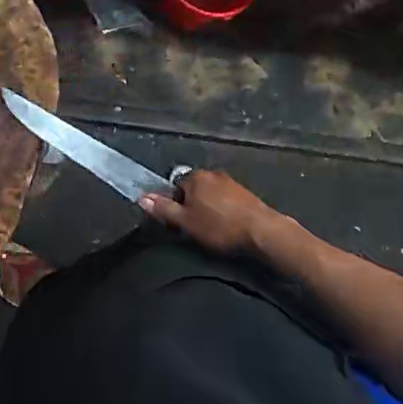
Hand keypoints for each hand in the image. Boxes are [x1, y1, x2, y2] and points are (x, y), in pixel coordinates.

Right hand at [139, 170, 292, 257]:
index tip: (178, 223)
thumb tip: (142, 197)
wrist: (259, 230)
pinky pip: (224, 200)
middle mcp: (213, 173)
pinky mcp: (244, 193)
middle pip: (193, 189)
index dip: (174, 205)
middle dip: (191, 206)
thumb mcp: (185, 222)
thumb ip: (163, 209)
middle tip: (193, 228)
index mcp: (196, 176)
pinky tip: (226, 225)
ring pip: (209, 195)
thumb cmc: (219, 226)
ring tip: (211, 229)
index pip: (175, 186)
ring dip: (207, 209)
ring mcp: (230, 181)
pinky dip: (221, 211)